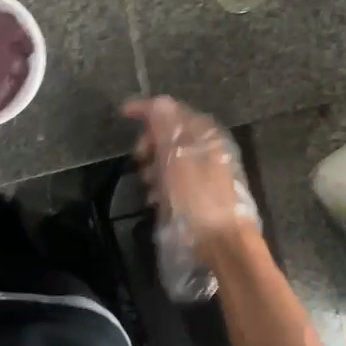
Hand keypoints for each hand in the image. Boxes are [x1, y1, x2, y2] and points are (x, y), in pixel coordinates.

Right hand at [125, 96, 260, 262]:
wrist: (223, 244)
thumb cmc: (197, 200)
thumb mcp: (176, 159)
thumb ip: (166, 128)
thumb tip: (157, 101)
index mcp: (205, 135)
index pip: (174, 111)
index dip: (147, 110)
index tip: (123, 114)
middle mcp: (210, 149)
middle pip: (172, 135)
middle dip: (150, 144)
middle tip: (138, 160)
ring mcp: (209, 173)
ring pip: (173, 159)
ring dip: (154, 167)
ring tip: (147, 186)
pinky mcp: (205, 195)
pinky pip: (178, 180)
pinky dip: (164, 185)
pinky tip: (157, 200)